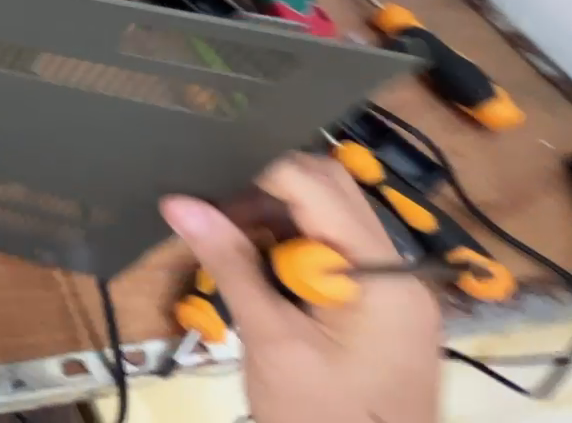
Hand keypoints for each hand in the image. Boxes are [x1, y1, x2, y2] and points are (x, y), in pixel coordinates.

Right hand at [161, 152, 442, 422]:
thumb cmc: (323, 416)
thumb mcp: (271, 340)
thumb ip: (230, 263)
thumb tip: (176, 201)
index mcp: (384, 276)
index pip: (318, 186)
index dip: (257, 172)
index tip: (202, 187)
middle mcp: (395, 271)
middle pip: (326, 191)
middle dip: (261, 189)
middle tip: (209, 212)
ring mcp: (385, 289)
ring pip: (320, 214)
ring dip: (265, 216)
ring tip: (219, 240)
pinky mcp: (368, 305)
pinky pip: (320, 247)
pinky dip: (277, 242)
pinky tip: (246, 263)